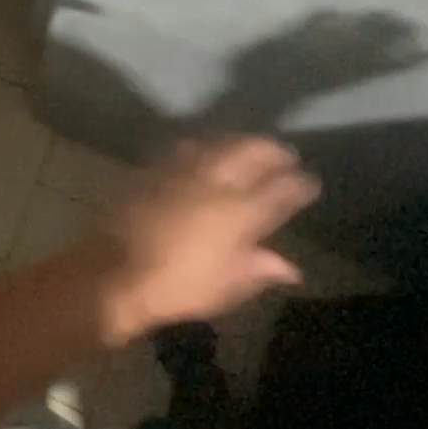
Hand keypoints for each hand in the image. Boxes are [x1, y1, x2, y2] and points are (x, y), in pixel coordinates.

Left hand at [97, 137, 319, 344]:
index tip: (309, 181)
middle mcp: (214, 182)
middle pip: (249, 153)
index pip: (279, 191)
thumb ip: (259, 268)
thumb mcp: (228, 286)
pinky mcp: (155, 168)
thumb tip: (289, 267)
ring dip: (238, 142)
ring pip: (218, 144)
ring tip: (250, 146)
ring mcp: (182, 170)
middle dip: (271, 150)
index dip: (298, 184)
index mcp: (239, 213)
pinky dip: (204, 146)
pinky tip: (206, 150)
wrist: (119, 269)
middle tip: (284, 153)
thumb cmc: (179, 285)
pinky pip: (187, 148)